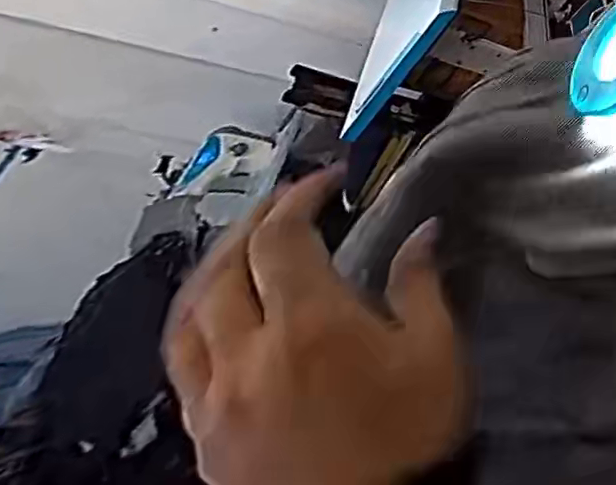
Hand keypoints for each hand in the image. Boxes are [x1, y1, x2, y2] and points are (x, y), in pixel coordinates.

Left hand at [163, 167, 465, 484]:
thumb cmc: (412, 428)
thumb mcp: (435, 347)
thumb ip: (421, 282)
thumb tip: (423, 230)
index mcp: (311, 328)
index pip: (282, 241)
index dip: (300, 197)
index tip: (328, 180)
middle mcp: (248, 358)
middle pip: (224, 268)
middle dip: (254, 220)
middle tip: (289, 199)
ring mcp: (215, 401)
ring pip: (186, 314)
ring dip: (214, 264)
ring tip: (247, 242)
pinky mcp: (202, 435)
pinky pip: (181, 360)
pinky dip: (198, 314)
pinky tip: (225, 309)